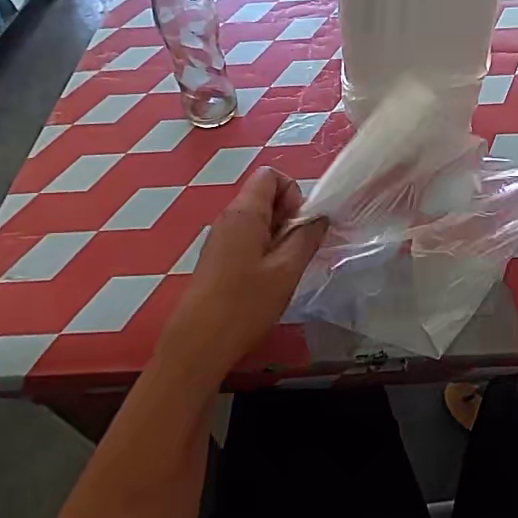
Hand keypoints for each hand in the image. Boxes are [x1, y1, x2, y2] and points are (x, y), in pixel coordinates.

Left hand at [153, 167, 328, 389]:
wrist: (199, 342)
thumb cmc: (245, 303)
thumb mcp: (286, 271)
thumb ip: (306, 238)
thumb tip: (319, 218)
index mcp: (244, 213)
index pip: (270, 175)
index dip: (293, 193)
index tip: (300, 227)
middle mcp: (228, 217)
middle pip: (264, 196)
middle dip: (289, 216)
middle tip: (297, 252)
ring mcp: (220, 238)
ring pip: (257, 220)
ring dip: (278, 236)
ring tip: (285, 270)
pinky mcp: (217, 258)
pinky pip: (246, 239)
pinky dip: (264, 250)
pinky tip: (268, 280)